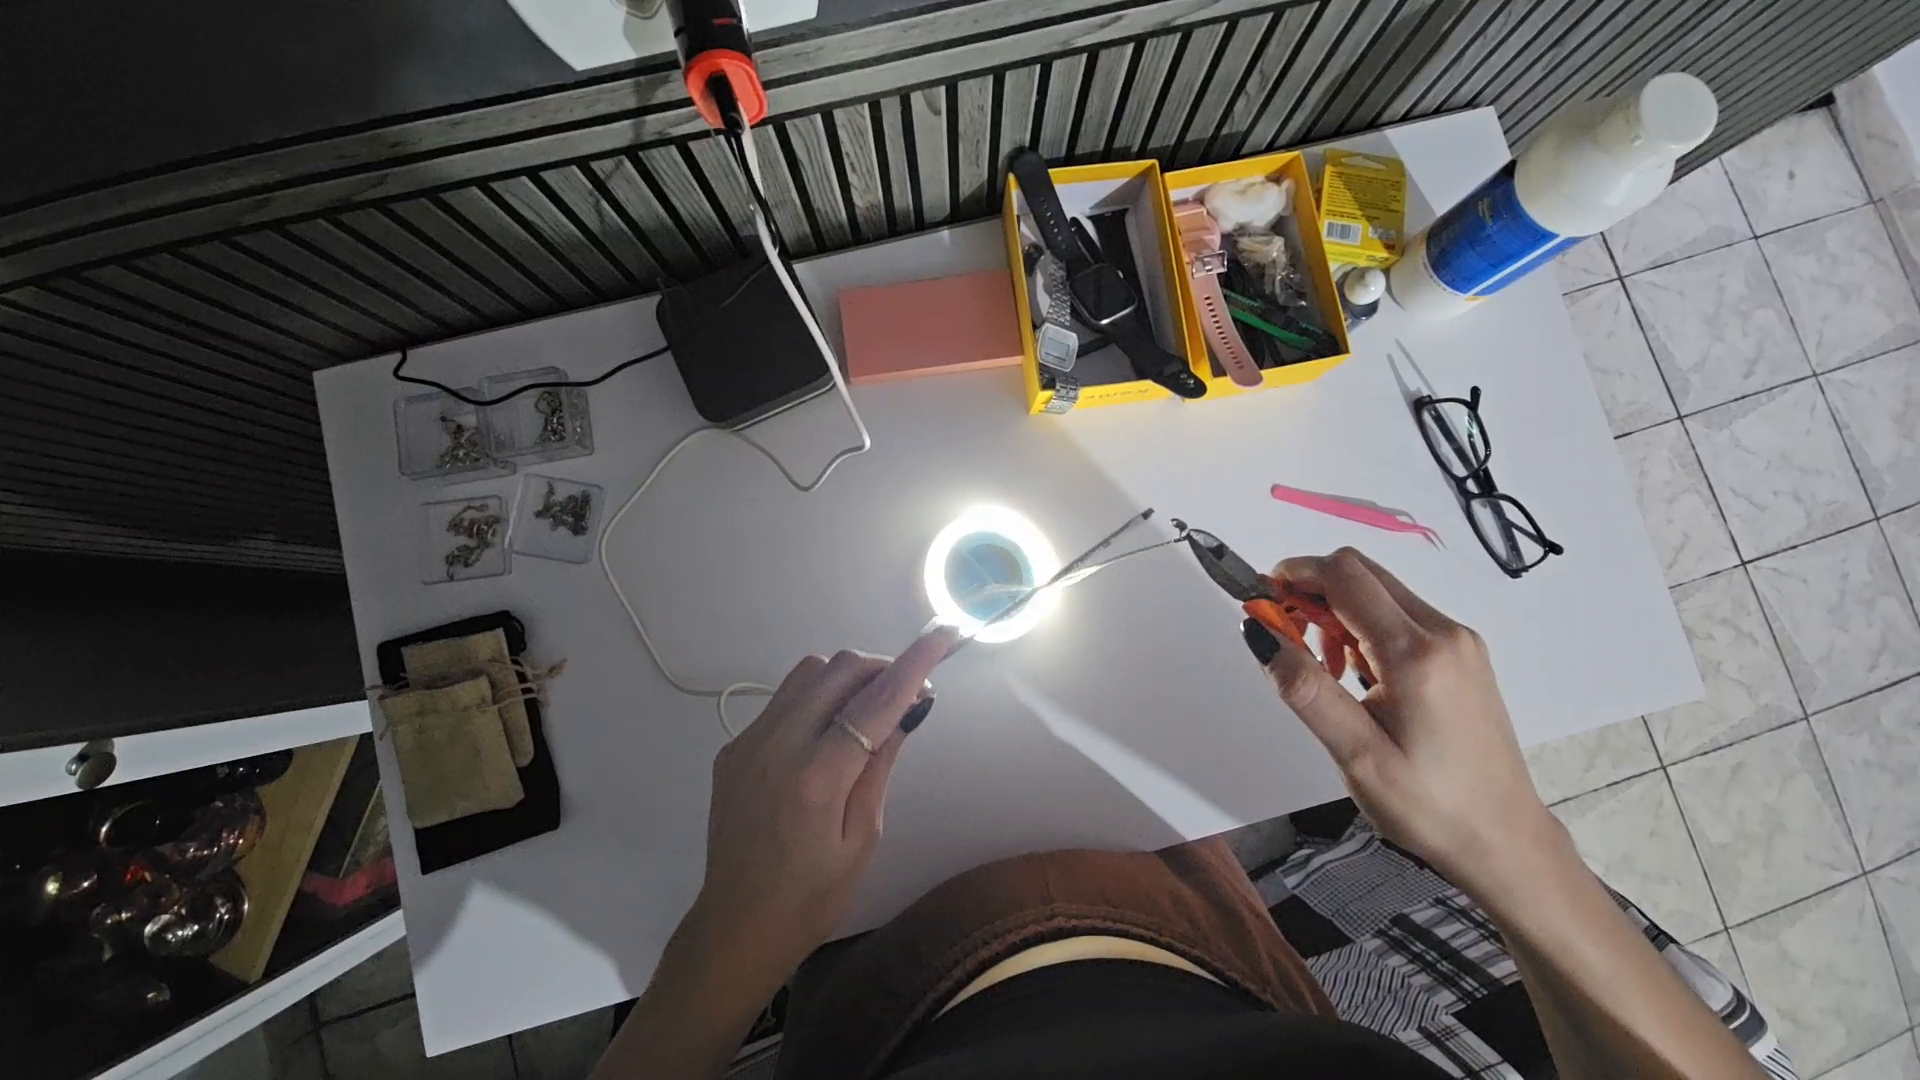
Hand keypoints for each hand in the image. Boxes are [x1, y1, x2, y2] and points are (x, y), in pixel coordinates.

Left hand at [692, 627, 951, 975]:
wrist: (735, 927)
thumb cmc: (812, 898)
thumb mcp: (862, 839)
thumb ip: (880, 766)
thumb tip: (906, 708)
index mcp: (817, 779)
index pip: (875, 702)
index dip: (913, 664)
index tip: (943, 634)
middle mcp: (777, 747)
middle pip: (838, 669)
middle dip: (881, 666)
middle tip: (907, 692)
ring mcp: (748, 743)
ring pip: (806, 673)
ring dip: (847, 677)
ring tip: (869, 709)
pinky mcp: (732, 748)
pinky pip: (782, 700)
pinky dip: (816, 699)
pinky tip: (827, 735)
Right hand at [1251, 548, 1559, 886]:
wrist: (1505, 841)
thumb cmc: (1429, 806)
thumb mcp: (1355, 754)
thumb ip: (1305, 689)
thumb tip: (1259, 632)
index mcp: (1417, 654)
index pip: (1343, 575)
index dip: (1293, 576)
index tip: (1261, 606)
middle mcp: (1444, 632)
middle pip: (1361, 572)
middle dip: (1311, 592)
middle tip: (1286, 640)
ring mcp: (1458, 640)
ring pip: (1378, 591)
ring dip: (1335, 612)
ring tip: (1324, 671)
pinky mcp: (1461, 654)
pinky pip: (1398, 615)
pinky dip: (1362, 628)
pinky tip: (1356, 676)